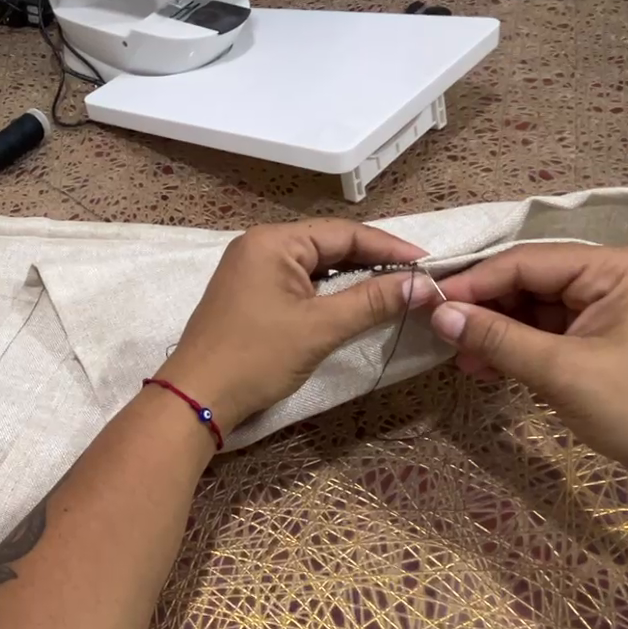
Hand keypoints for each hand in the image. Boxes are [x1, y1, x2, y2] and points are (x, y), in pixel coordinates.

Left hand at [157, 219, 424, 433]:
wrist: (197, 396)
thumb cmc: (256, 357)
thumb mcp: (320, 328)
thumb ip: (373, 301)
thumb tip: (423, 284)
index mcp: (272, 241)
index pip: (344, 232)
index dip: (389, 247)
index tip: (430, 263)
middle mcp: (258, 246)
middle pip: (328, 245)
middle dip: (373, 261)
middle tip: (416, 279)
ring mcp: (249, 270)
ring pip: (313, 266)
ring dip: (351, 278)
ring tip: (393, 291)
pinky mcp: (247, 294)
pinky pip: (296, 283)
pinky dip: (326, 293)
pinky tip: (352, 304)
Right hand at [431, 244, 627, 504]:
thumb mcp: (563, 372)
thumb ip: (497, 339)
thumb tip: (438, 315)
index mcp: (617, 267)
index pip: (527, 261)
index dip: (474, 282)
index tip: (427, 304)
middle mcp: (613, 278)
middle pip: (529, 281)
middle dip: (484, 309)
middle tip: (439, 334)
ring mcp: (609, 309)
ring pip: (534, 309)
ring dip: (495, 332)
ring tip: (459, 357)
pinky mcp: (603, 339)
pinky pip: (548, 333)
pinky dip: (516, 348)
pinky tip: (485, 366)